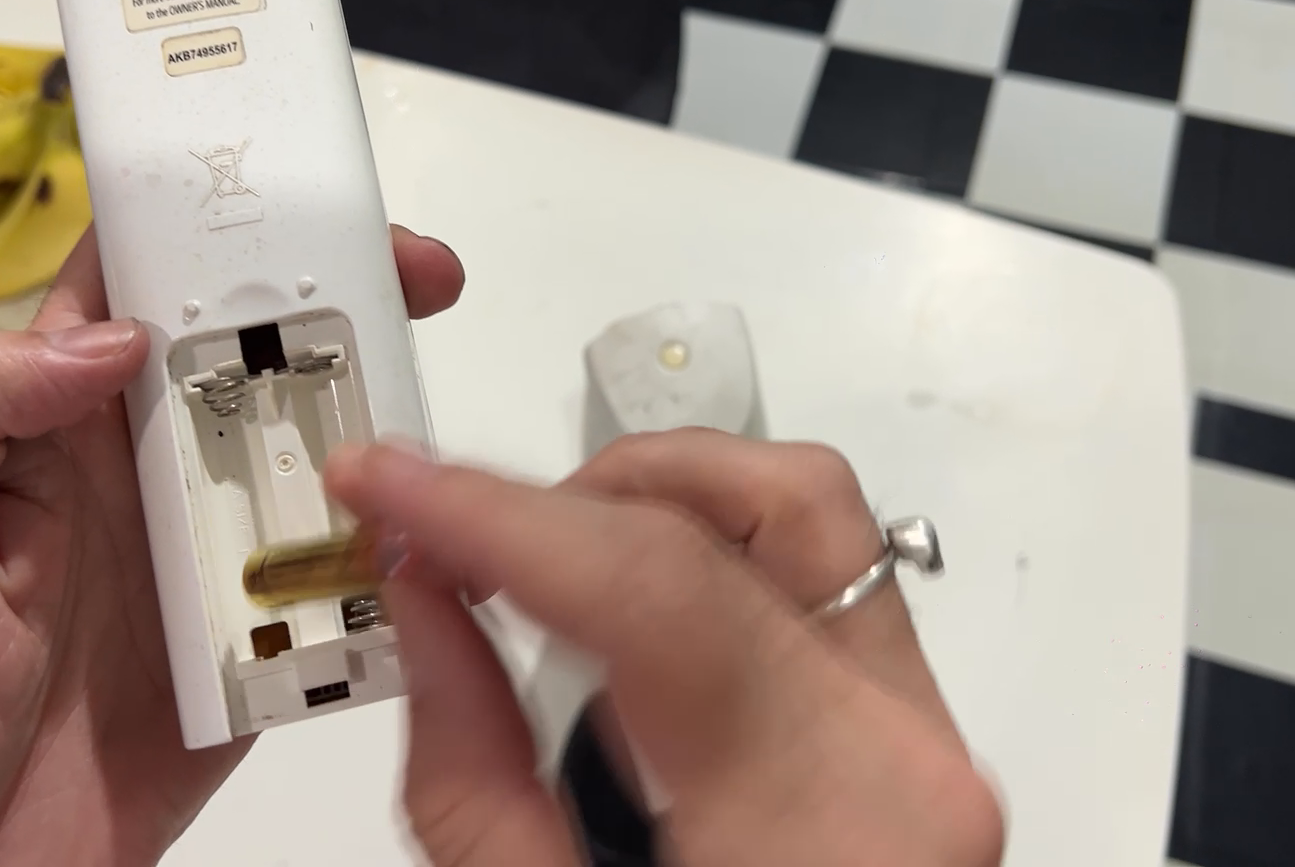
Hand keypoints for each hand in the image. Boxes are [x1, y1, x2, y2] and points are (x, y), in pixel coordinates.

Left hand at [0, 226, 461, 866]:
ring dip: (384, 395)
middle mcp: (160, 454)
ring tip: (438, 373)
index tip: (310, 202)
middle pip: (265, 345)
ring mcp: (226, 531)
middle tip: (423, 275)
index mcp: (67, 414)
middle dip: (347, 294)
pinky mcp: (272, 607)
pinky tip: (438, 502)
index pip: (151, 283)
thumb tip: (117, 340)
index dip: (226, 227)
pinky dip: (395, 519)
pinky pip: (345, 546)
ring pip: (321, 434)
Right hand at [324, 430, 1003, 866]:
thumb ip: (469, 768)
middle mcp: (894, 734)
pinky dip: (694, 527)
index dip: (493, 514)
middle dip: (580, 495)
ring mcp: (914, 707)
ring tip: (548, 562)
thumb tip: (422, 585)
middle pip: (759, 502)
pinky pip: (801, 551)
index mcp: (823, 816)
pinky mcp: (894, 697)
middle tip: (471, 548)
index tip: (380, 479)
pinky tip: (617, 595)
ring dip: (651, 493)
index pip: (648, 584)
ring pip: (795, 500)